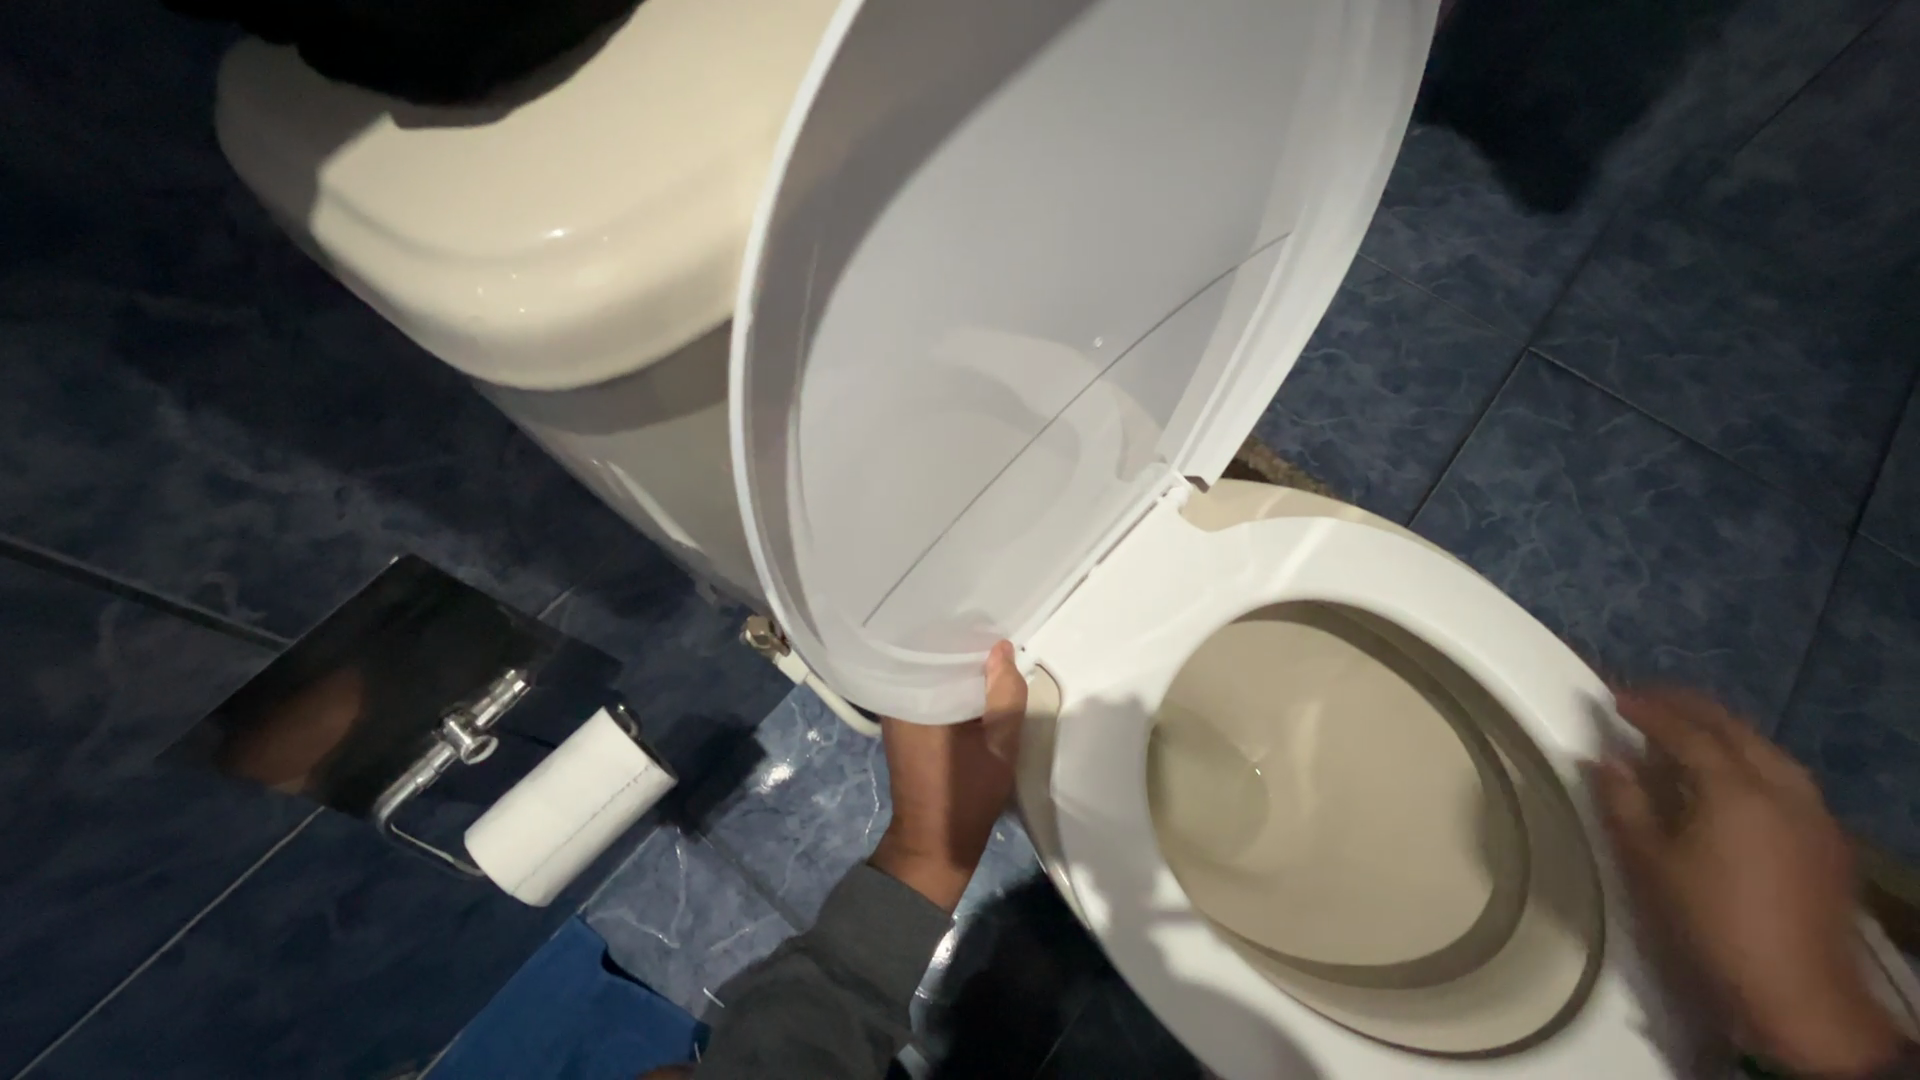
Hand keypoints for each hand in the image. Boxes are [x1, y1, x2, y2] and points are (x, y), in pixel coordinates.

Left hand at [870, 641, 1026, 912]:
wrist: (936, 844)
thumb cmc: (967, 795)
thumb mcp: (1000, 745)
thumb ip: (1005, 695)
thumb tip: (1001, 648)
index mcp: (913, 699)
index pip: (932, 646)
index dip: (961, 630)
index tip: (987, 618)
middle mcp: (897, 700)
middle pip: (929, 659)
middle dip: (959, 647)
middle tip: (992, 633)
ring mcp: (897, 714)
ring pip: (929, 676)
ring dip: (955, 669)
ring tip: (986, 654)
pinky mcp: (905, 727)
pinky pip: (927, 693)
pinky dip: (948, 687)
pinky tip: (973, 685)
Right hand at [1593, 688, 1902, 1075]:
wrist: (1797, 992)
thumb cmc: (1707, 919)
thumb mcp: (1648, 859)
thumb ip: (1624, 801)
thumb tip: (1607, 759)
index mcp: (1734, 791)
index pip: (1685, 732)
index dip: (1647, 710)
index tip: (1613, 698)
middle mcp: (1782, 790)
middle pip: (1735, 730)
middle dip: (1689, 708)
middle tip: (1647, 699)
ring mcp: (1813, 814)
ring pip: (1766, 750)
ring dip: (1722, 731)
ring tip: (1684, 729)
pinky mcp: (1826, 839)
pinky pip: (1784, 776)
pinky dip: (1748, 757)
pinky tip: (1726, 773)